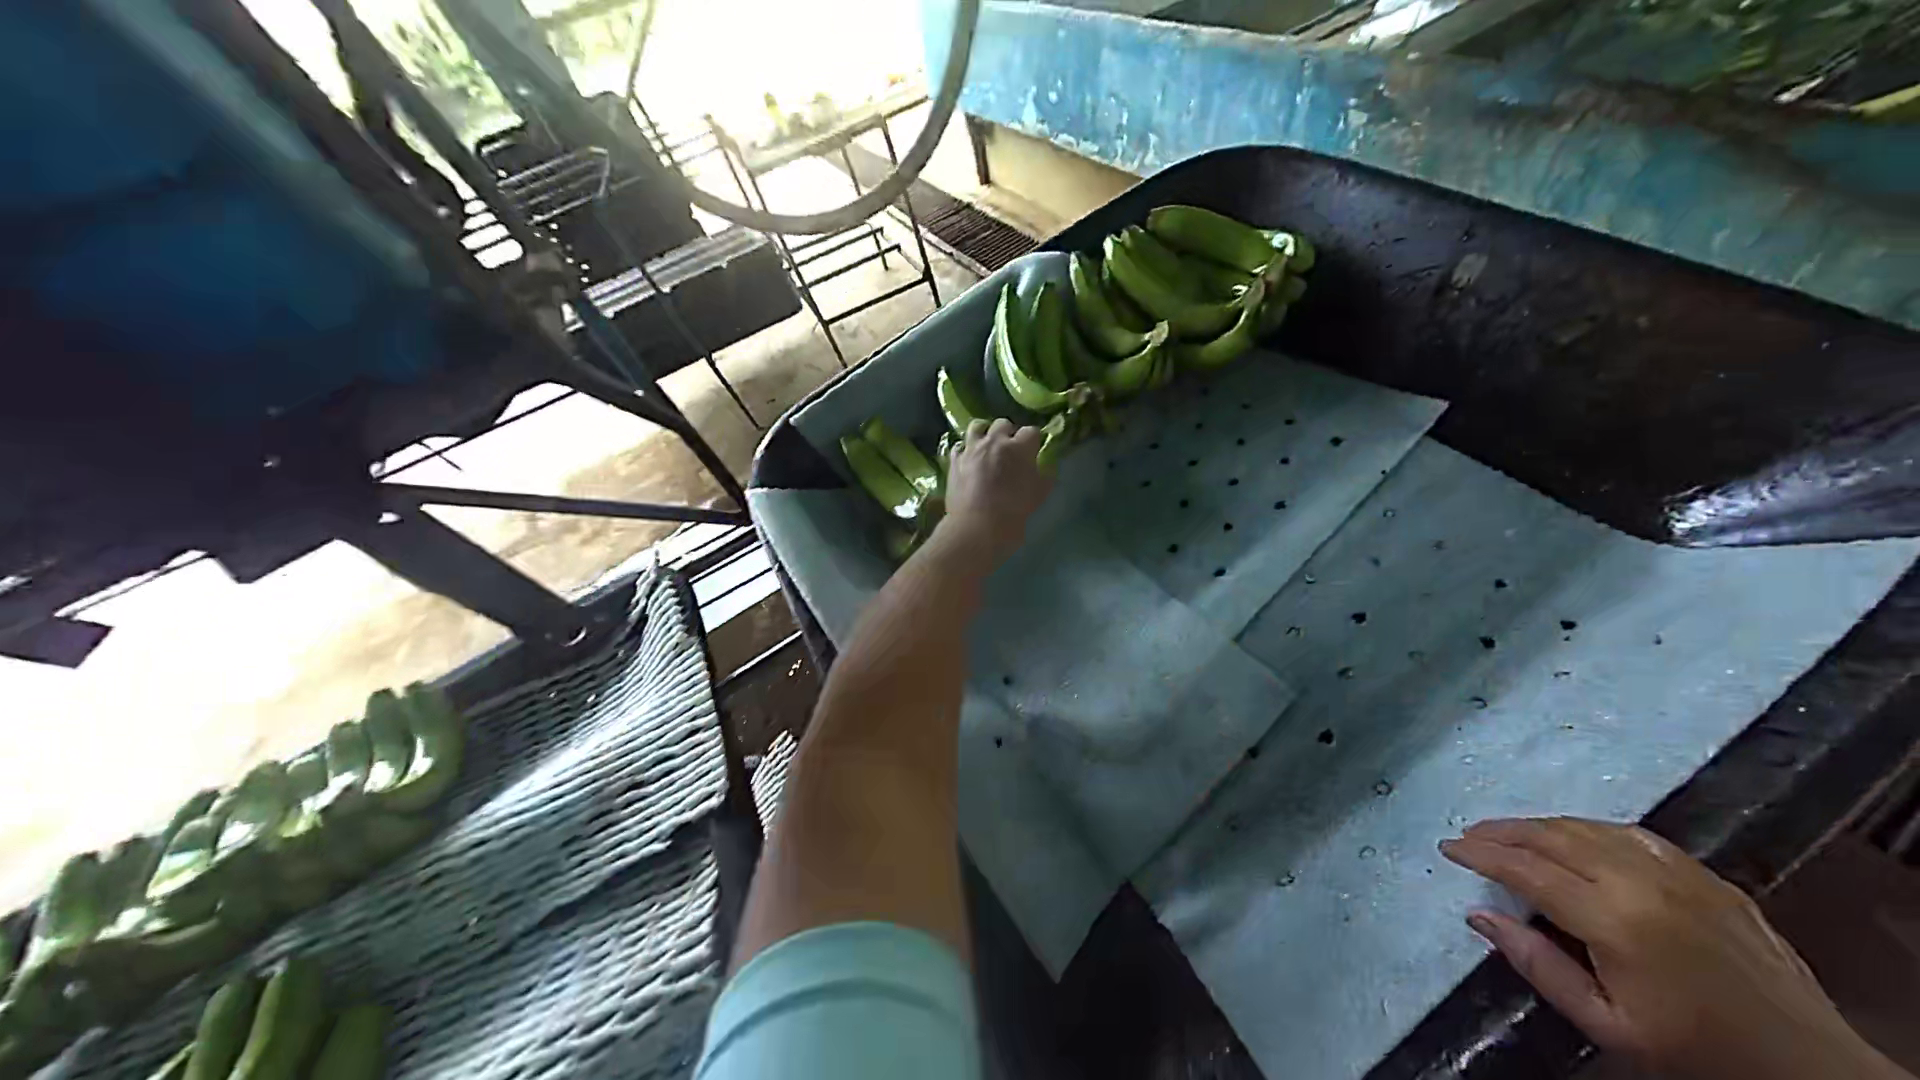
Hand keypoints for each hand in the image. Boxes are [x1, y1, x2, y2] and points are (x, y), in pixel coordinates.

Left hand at [940, 418, 1052, 563]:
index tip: (1033, 451)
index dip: (1033, 441)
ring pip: (977, 426)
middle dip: (1008, 433)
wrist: (978, 526)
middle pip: (1003, 424)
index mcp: (1019, 447)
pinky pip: (960, 446)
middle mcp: (995, 441)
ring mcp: (972, 449)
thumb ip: (1045, 475)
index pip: (1031, 431)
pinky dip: (965, 450)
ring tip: (987, 446)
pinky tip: (969, 459)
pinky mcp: (954, 460)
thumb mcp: (1039, 494)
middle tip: (1010, 451)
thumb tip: (1046, 465)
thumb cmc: (1015, 512)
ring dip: (984, 433)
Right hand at [1441, 818, 1908, 1079]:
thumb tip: (1480, 916)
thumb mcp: (1609, 1024)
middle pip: (1553, 837)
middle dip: (1503, 831)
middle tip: (1470, 833)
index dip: (1481, 854)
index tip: (1448, 847)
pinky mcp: (1710, 877)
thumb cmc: (1696, 1051)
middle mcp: (1643, 883)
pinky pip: (1634, 835)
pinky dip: (1591, 828)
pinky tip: (1577, 836)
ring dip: (1542, 825)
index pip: (1527, 869)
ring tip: (1512, 832)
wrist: (1813, 1071)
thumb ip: (1539, 966)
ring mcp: (1682, 875)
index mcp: (1614, 920)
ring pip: (1590, 828)